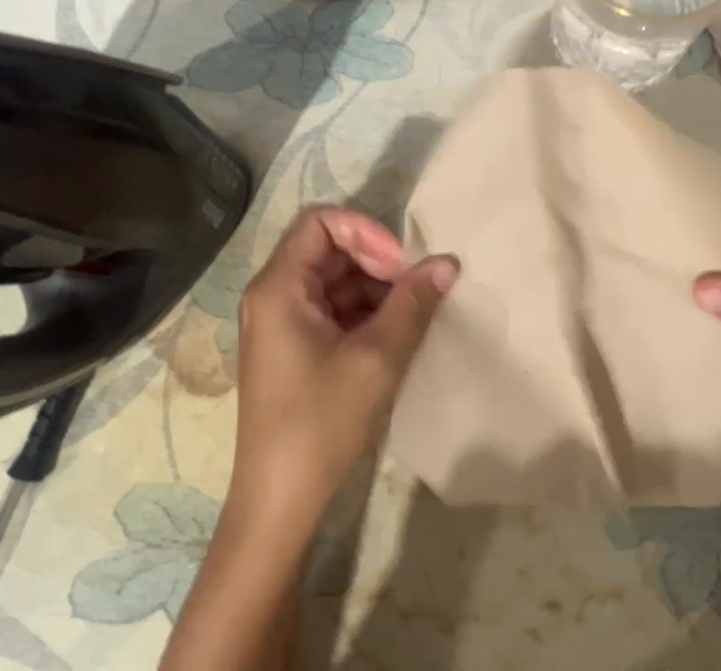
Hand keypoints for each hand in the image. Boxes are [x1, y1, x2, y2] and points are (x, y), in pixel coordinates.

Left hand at [231, 205, 458, 524]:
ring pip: (334, 281)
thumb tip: (447, 262)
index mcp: (278, 287)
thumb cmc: (321, 422)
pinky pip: (332, 310)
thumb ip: (413, 303)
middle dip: (377, 261)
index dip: (365, 231)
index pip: (320, 222)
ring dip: (376, 289)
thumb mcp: (376, 359)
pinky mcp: (294, 350)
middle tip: (416, 289)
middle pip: (327, 249)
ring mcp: (281, 324)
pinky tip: (397, 335)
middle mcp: (273, 296)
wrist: (280, 499)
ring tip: (414, 314)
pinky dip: (365, 313)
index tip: (401, 264)